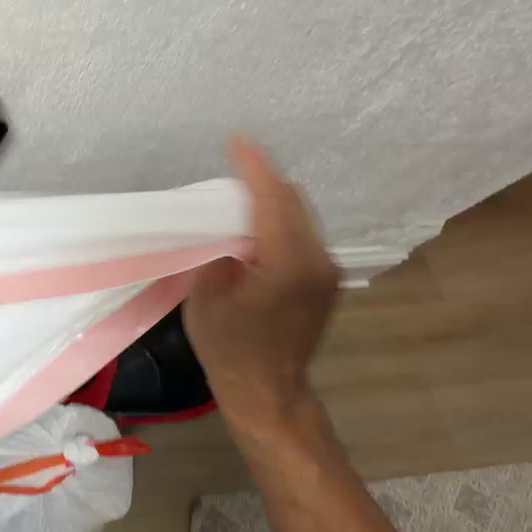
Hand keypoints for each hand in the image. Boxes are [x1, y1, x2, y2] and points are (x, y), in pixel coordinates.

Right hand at [186, 137, 340, 439]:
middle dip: (265, 180)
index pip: (273, 200)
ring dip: (272, 202)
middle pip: (294, 202)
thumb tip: (231, 235)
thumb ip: (220, 257)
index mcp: (287, 264)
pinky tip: (255, 229)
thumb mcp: (206, 300)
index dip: (255, 167)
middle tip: (232, 169)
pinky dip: (279, 223)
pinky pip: (303, 236)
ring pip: (302, 217)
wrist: (268, 390)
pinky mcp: (324, 283)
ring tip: (239, 196)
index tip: (237, 140)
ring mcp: (326, 273)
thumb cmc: (229, 349)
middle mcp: (317, 261)